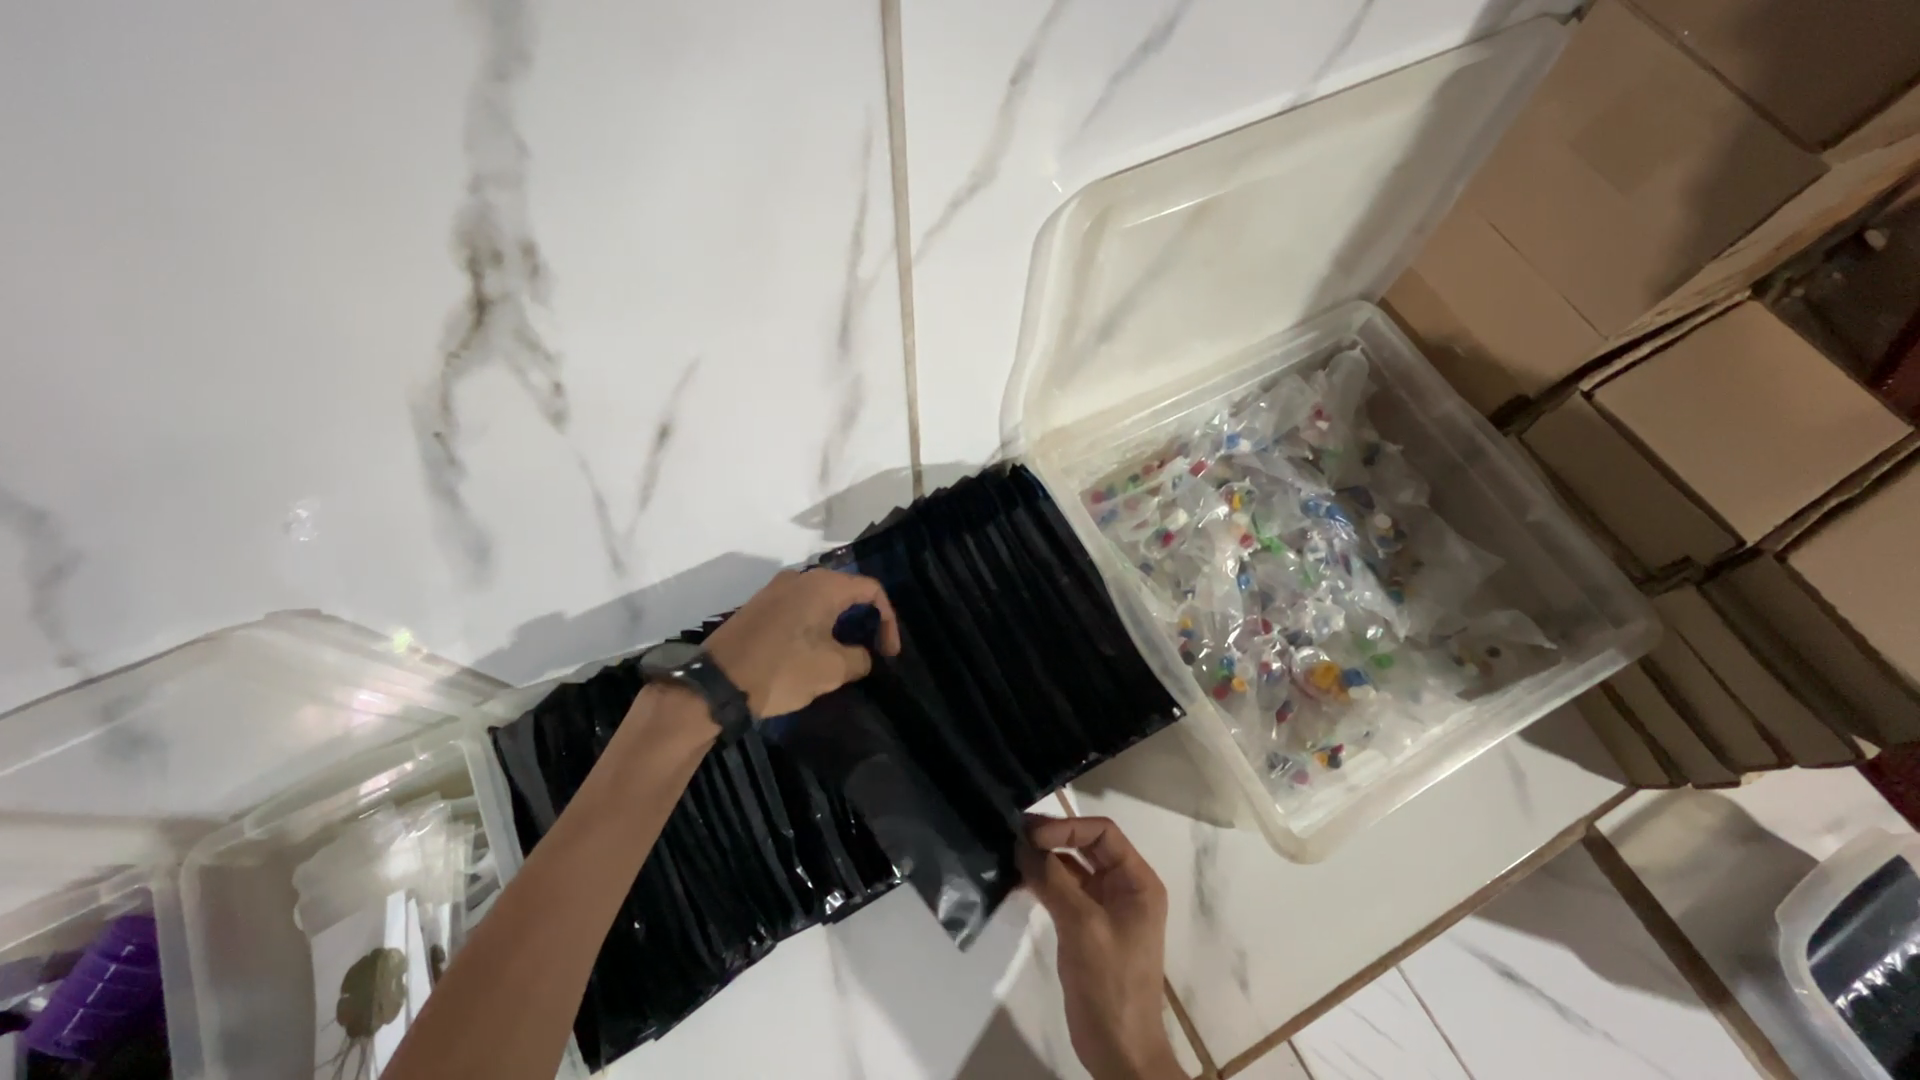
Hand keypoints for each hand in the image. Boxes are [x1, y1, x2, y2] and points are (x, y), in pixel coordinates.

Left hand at [703, 568, 901, 718]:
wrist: (716, 683)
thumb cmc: (781, 670)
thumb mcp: (832, 670)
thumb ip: (859, 658)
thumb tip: (862, 655)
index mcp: (823, 585)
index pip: (872, 589)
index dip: (889, 620)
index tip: (889, 653)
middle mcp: (800, 578)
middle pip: (846, 591)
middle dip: (864, 621)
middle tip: (870, 651)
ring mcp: (775, 590)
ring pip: (821, 601)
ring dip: (838, 625)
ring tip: (842, 655)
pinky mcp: (758, 606)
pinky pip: (799, 608)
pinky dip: (815, 625)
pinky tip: (812, 652)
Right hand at [1022, 815, 1182, 1079]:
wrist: (1119, 1048)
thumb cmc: (1110, 982)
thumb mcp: (1082, 926)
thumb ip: (1053, 880)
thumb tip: (1021, 844)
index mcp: (1138, 882)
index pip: (1103, 833)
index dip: (1066, 827)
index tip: (1029, 834)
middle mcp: (1124, 887)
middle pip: (1086, 847)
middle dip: (1051, 839)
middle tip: (1011, 835)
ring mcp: (1105, 908)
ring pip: (1072, 869)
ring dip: (1043, 860)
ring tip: (1008, 855)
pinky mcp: (1087, 927)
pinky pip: (1063, 892)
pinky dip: (1041, 883)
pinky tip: (1016, 881)